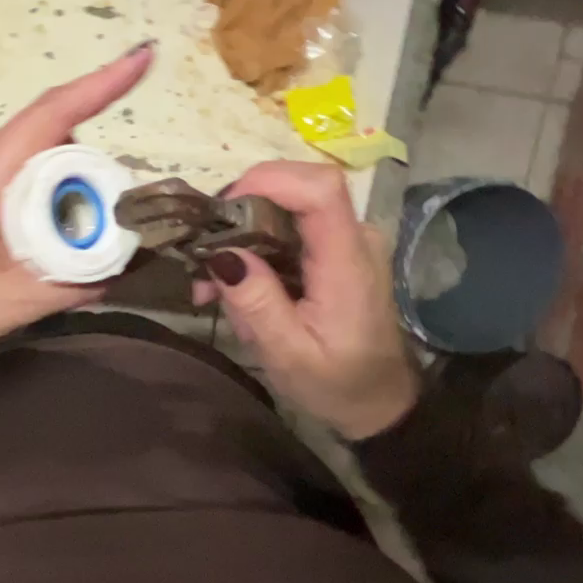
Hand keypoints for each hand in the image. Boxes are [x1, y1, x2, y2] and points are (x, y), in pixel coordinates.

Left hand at [0, 42, 156, 405]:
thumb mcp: (19, 302)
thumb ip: (81, 279)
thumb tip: (130, 262)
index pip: (51, 115)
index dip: (102, 84)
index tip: (144, 57)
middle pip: (42, 137)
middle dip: (81, 169)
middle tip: (98, 223)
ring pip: (22, 156)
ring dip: (53, 185)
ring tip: (57, 242)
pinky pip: (0, 173)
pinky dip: (28, 194)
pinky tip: (28, 239)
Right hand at [195, 161, 418, 438]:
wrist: (377, 402)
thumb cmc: (337, 385)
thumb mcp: (288, 355)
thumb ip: (257, 304)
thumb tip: (221, 255)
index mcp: (348, 262)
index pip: (320, 189)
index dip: (269, 180)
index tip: (222, 210)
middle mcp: (354, 238)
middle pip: (296, 191)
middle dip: (240, 217)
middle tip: (204, 264)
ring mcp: (346, 242)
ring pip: (285, 211)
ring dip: (241, 240)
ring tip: (214, 290)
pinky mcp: (334, 252)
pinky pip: (288, 232)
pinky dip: (255, 253)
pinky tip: (238, 291)